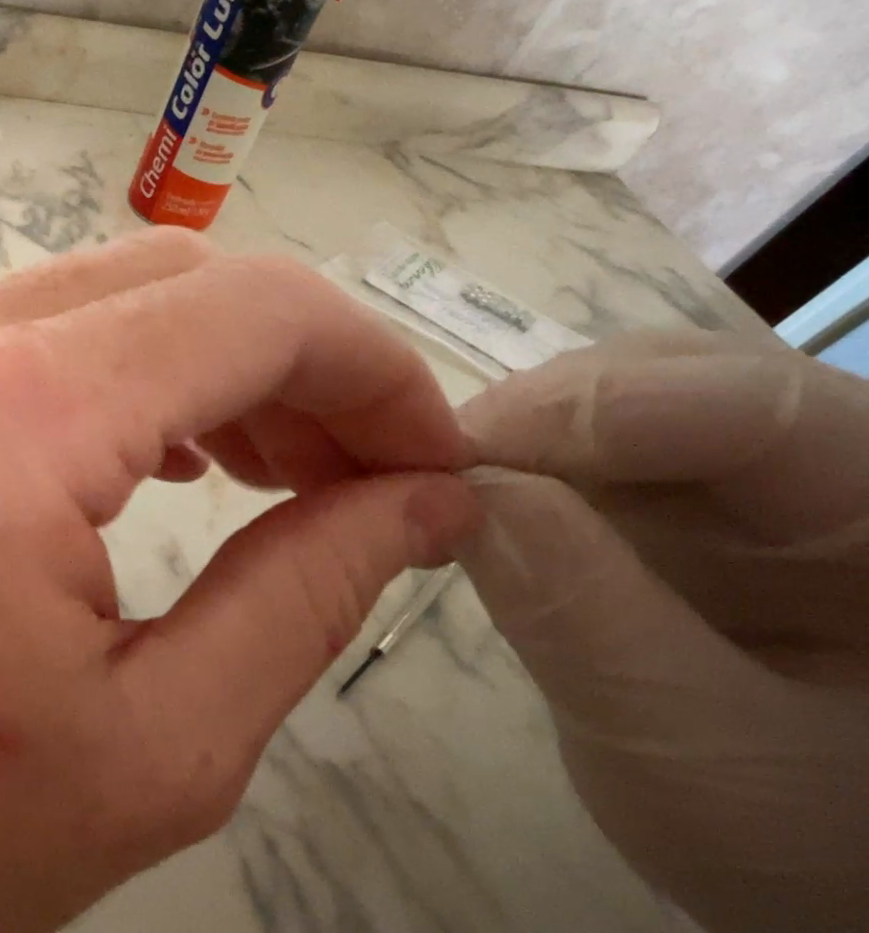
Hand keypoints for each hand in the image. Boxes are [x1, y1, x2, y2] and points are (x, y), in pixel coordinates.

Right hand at [456, 331, 868, 931]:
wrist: (814, 881)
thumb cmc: (799, 846)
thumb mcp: (692, 751)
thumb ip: (584, 618)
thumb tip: (461, 491)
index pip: (757, 408)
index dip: (598, 410)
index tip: (455, 454)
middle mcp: (836, 474)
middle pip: (681, 378)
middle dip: (545, 412)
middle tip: (431, 467)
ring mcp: (757, 487)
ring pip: (624, 404)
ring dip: (520, 436)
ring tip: (440, 488)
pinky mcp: (689, 512)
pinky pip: (592, 455)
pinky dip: (516, 469)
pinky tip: (471, 506)